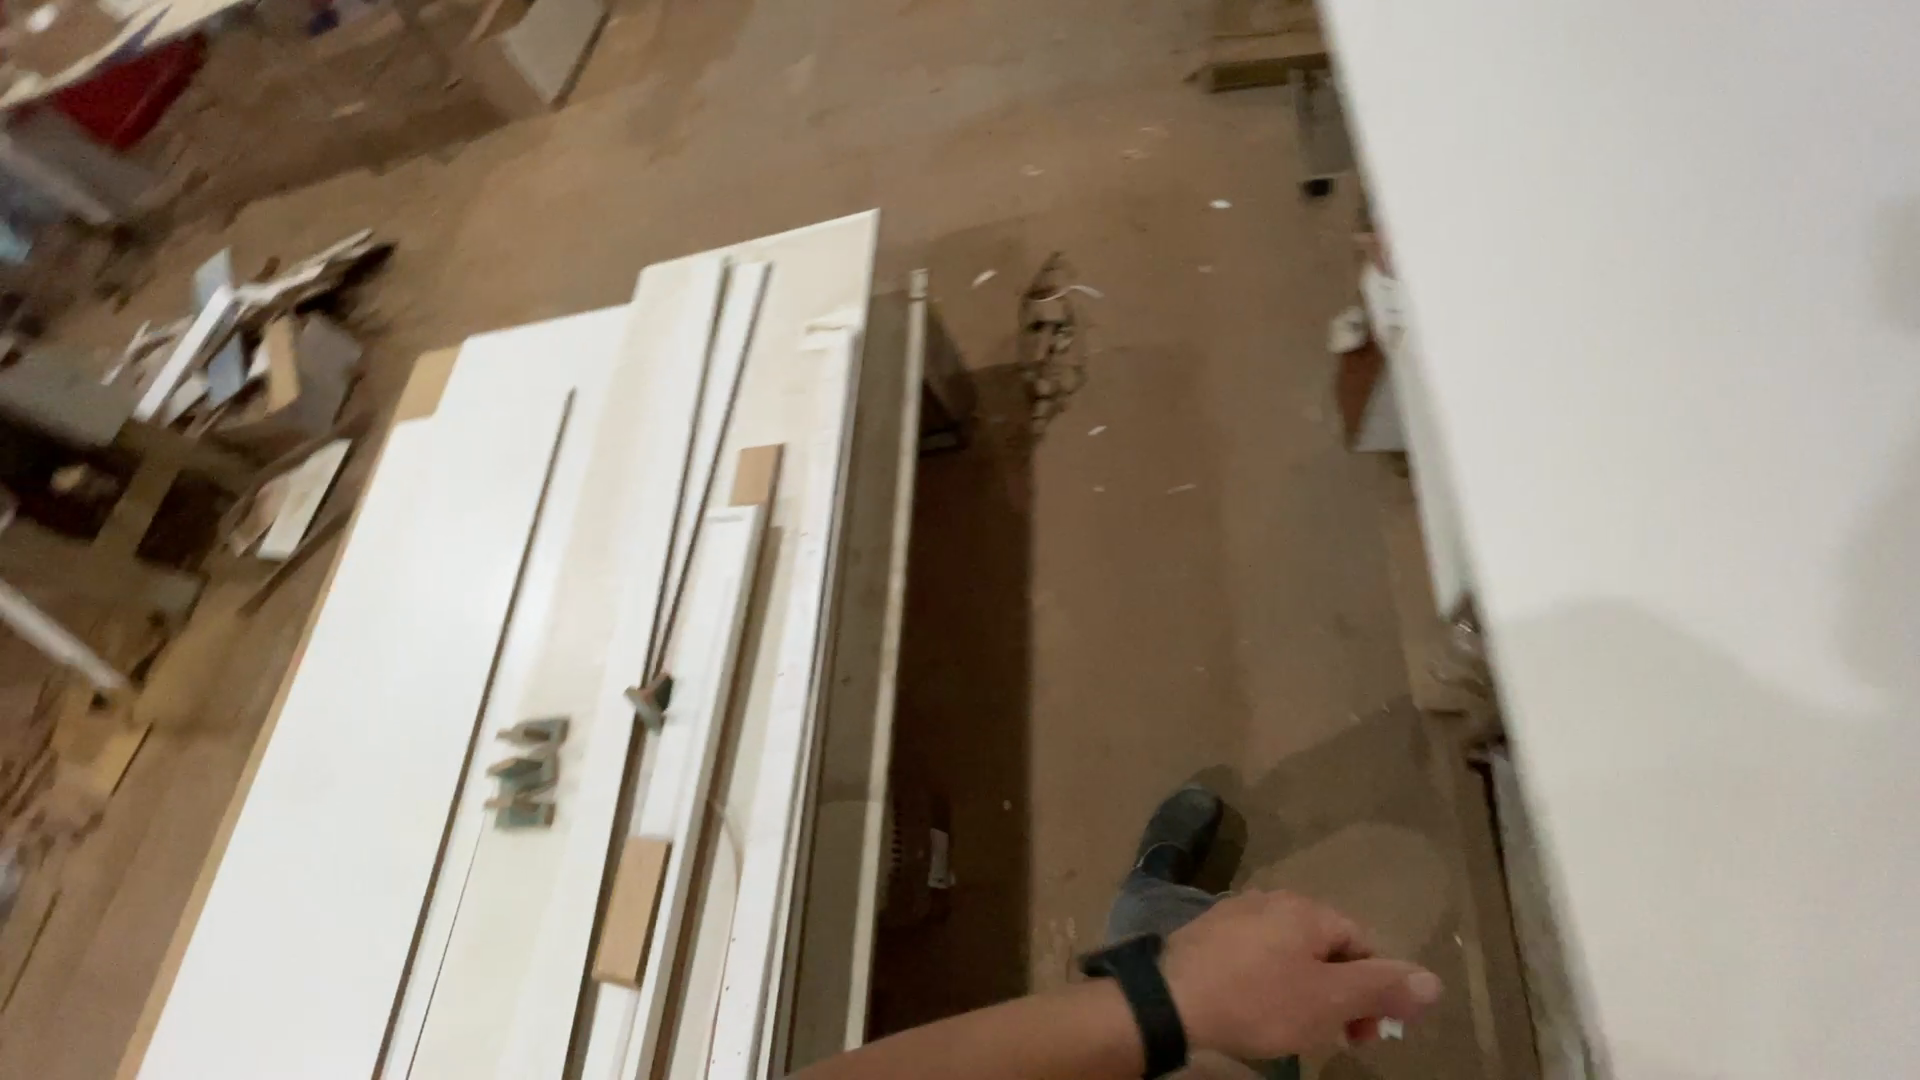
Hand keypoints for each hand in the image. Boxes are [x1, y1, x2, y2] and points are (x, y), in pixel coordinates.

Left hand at [1159, 889, 1442, 1059]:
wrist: (1175, 997)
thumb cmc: (1259, 998)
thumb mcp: (1329, 1000)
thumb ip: (1380, 988)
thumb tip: (1433, 980)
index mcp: (1305, 909)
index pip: (1361, 941)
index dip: (1374, 989)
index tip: (1366, 1033)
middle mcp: (1271, 899)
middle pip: (1326, 945)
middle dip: (1339, 991)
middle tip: (1334, 1034)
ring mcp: (1237, 911)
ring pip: (1290, 950)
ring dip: (1305, 987)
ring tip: (1295, 1025)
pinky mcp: (1211, 931)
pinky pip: (1257, 952)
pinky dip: (1270, 979)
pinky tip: (1258, 1006)